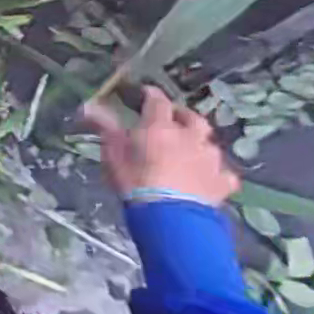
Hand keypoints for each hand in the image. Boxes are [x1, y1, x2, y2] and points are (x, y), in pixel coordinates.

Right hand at [82, 86, 239, 205]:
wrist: (170, 219)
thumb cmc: (135, 183)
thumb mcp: (113, 155)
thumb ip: (105, 128)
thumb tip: (89, 105)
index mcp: (160, 126)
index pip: (158, 100)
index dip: (151, 94)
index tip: (144, 94)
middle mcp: (189, 136)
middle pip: (191, 117)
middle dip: (181, 116)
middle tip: (170, 121)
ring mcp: (209, 159)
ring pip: (209, 143)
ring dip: (200, 143)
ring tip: (189, 151)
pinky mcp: (222, 182)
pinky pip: (224, 172)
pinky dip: (216, 172)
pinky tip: (209, 177)